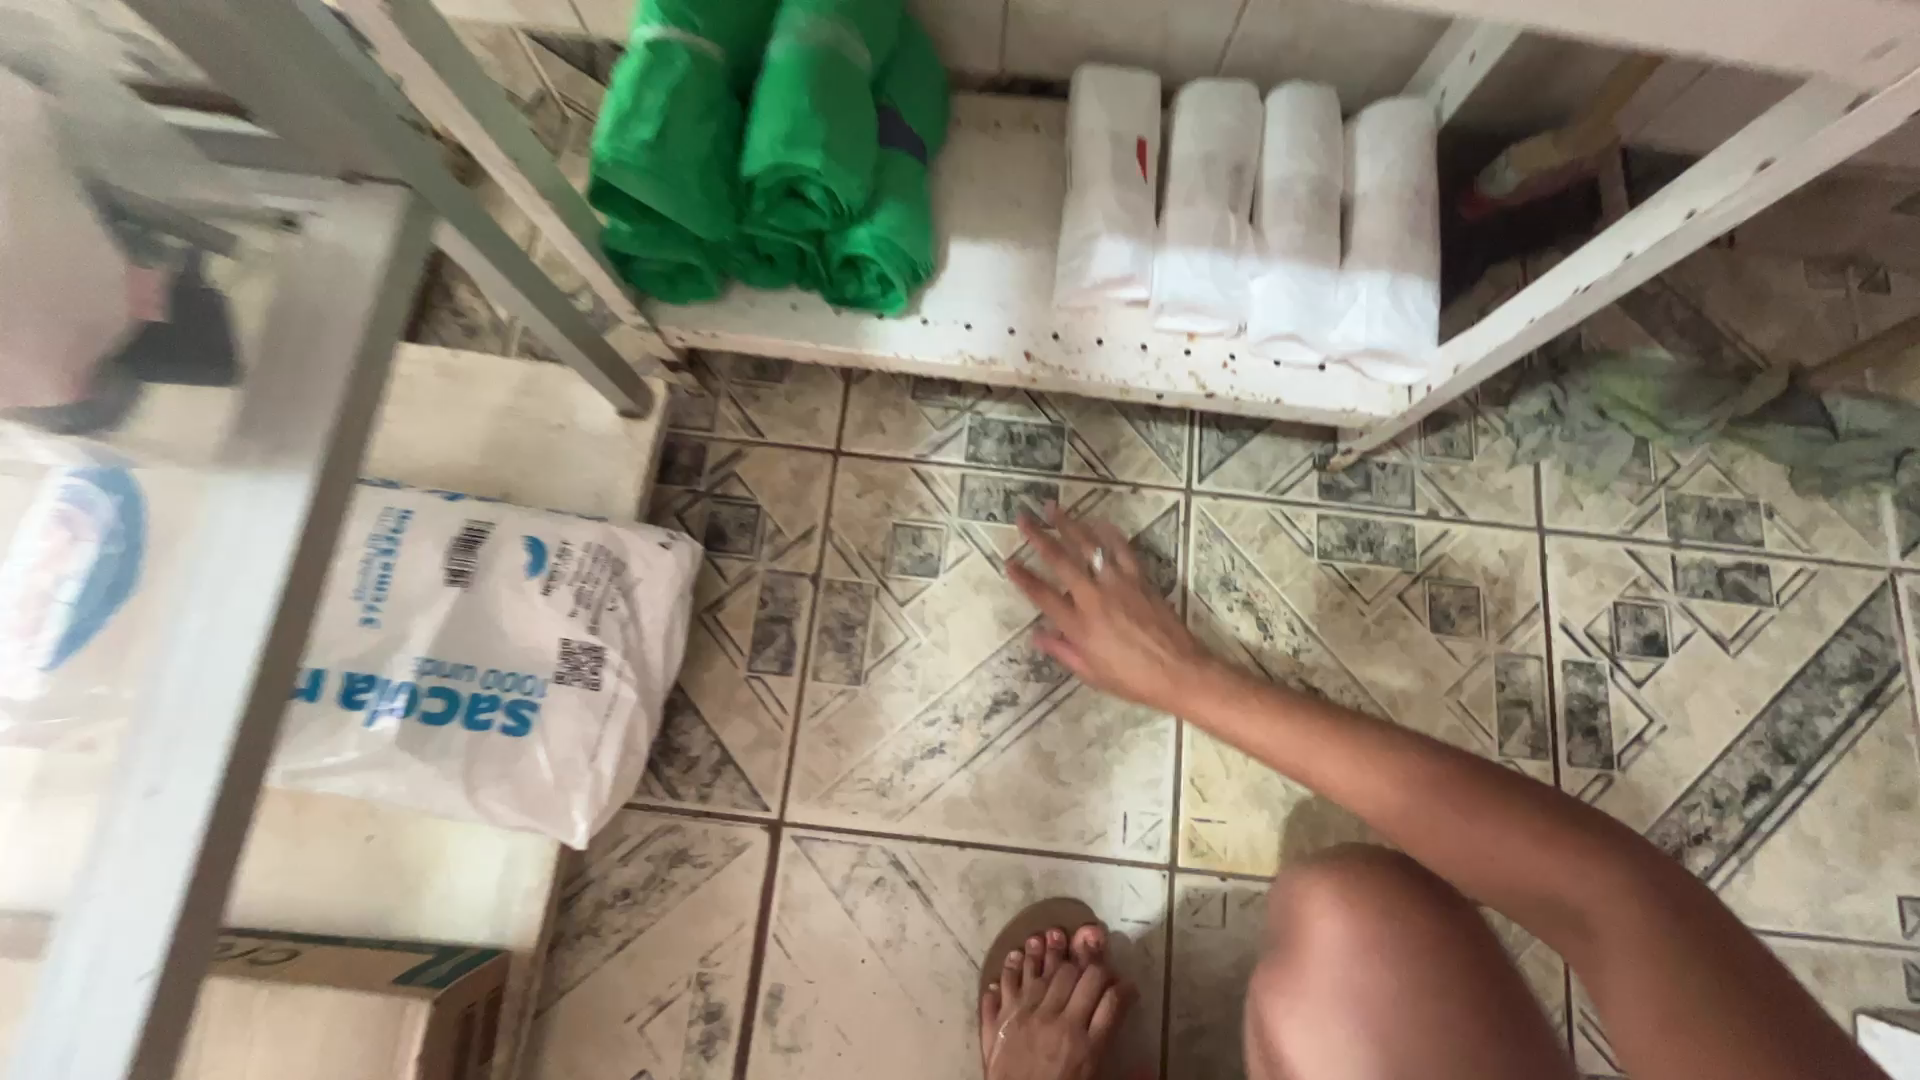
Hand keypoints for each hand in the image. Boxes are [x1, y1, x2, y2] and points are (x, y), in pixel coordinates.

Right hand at [1005, 502, 1228, 714]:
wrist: (1179, 672)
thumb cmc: (1133, 680)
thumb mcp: (1091, 673)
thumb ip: (1062, 651)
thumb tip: (1038, 635)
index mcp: (1078, 626)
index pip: (1042, 595)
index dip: (1023, 577)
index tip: (1009, 561)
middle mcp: (1094, 599)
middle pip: (1060, 561)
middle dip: (1039, 537)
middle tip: (1023, 518)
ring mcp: (1118, 584)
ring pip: (1089, 547)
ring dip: (1069, 525)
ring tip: (1053, 507)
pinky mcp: (1140, 579)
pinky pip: (1122, 550)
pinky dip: (1109, 533)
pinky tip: (1098, 521)